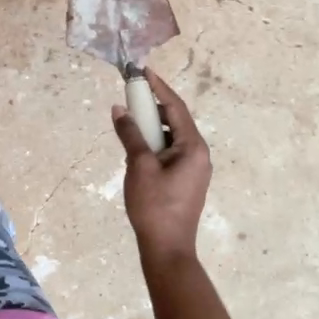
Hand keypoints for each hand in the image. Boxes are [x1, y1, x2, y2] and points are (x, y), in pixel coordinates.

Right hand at [111, 69, 211, 263]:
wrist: (167, 248)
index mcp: (193, 147)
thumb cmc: (155, 205)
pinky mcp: (184, 180)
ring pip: (171, 137)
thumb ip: (130, 134)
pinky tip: (135, 149)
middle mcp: (199, 154)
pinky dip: (153, 143)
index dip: (158, 87)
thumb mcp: (139, 166)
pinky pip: (169, 151)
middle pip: (175, 120)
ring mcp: (193, 168)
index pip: (176, 107)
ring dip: (151, 127)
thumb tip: (120, 109)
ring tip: (129, 123)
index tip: (142, 71)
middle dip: (152, 106)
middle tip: (130, 95)